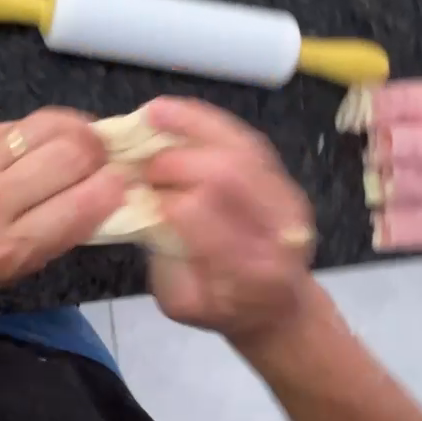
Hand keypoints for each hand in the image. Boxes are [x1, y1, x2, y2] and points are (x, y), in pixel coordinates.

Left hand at [0, 107, 127, 299]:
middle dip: (102, 155)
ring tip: (89, 141)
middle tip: (109, 159)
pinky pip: (24, 122)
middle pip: (73, 157)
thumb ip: (55, 237)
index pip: (83, 207)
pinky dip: (52, 126)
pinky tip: (58, 134)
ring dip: (83, 131)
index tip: (126, 184)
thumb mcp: (7, 272)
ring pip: (53, 128)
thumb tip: (105, 201)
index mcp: (10, 248)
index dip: (115, 190)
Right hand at [142, 98, 325, 344]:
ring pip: (240, 148)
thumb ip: (163, 261)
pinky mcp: (283, 178)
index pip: (201, 214)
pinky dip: (208, 123)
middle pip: (227, 174)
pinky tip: (176, 112)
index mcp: (251, 268)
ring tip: (152, 113)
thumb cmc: (224, 308)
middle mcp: (279, 227)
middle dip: (175, 161)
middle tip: (140, 164)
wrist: (278, 306)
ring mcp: (287, 198)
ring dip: (192, 126)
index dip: (162, 197)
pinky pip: (245, 140)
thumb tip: (138, 210)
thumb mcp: (182, 303)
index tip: (134, 194)